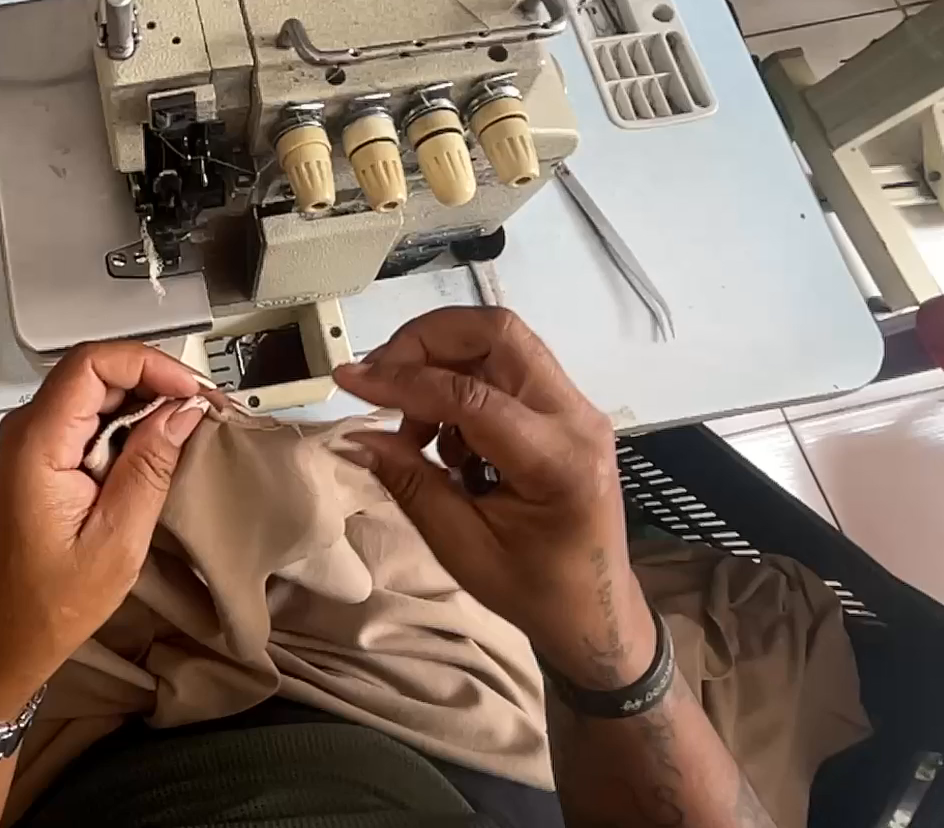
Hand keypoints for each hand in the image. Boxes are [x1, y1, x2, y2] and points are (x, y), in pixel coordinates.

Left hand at [0, 342, 208, 720]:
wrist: (10, 634)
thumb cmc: (51, 601)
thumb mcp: (117, 539)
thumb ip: (149, 466)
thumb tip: (181, 411)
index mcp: (37, 445)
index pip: (90, 364)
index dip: (147, 363)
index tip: (188, 389)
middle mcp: (26, 431)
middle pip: (93, 370)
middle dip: (152, 379)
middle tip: (198, 407)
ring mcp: (31, 440)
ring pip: (94, 389)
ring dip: (143, 400)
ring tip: (184, 428)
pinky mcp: (43, 453)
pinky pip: (88, 415)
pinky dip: (127, 421)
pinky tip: (154, 446)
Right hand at [332, 307, 656, 690]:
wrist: (596, 611)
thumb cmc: (533, 589)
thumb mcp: (461, 547)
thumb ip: (409, 482)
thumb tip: (355, 436)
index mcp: (557, 463)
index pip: (470, 396)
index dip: (401, 381)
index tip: (347, 380)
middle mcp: (575, 418)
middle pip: (496, 332)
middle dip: (424, 340)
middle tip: (380, 375)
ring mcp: (573, 406)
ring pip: (497, 338)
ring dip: (437, 357)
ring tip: (410, 418)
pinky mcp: (560, 405)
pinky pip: (501, 362)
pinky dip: (454, 376)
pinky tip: (439, 430)